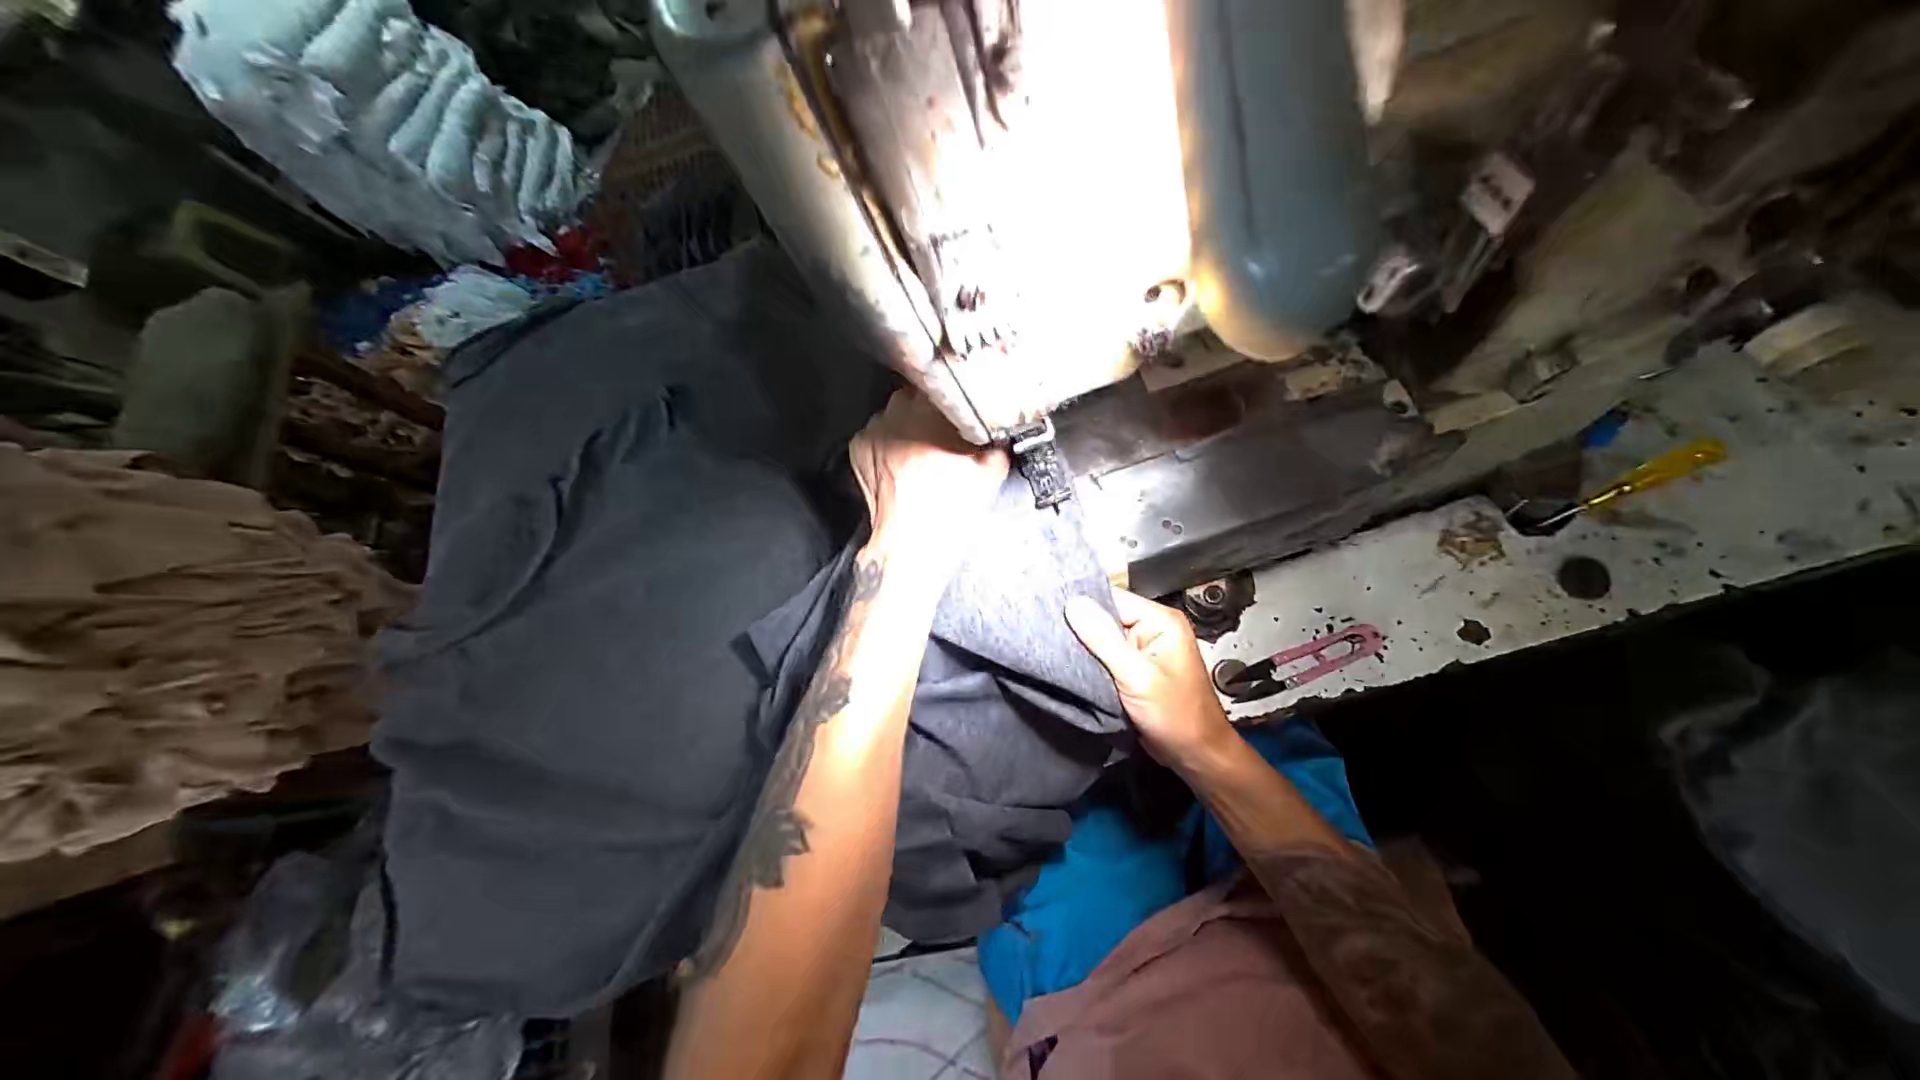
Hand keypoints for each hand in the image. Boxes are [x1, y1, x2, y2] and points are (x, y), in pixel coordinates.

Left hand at [849, 389, 1008, 568]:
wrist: (912, 542)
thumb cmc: (950, 508)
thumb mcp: (992, 470)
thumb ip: (997, 440)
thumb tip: (999, 429)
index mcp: (934, 407)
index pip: (946, 383)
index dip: (955, 399)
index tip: (961, 414)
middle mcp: (899, 408)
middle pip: (918, 397)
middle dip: (930, 413)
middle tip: (944, 437)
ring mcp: (874, 426)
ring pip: (896, 415)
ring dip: (907, 427)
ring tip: (922, 455)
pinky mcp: (858, 445)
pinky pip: (877, 435)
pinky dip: (888, 444)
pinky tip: (902, 466)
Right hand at [1065, 588, 1235, 770]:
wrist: (1196, 756)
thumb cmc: (1176, 716)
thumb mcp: (1137, 675)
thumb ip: (1104, 640)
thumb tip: (1073, 603)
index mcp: (1161, 621)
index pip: (1112, 598)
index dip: (1082, 606)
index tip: (1051, 616)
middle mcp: (1152, 629)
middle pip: (1105, 616)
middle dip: (1081, 630)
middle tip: (1050, 638)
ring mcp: (1143, 650)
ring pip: (1102, 639)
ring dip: (1084, 649)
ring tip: (1059, 655)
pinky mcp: (1134, 669)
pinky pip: (1105, 658)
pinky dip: (1091, 664)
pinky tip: (1074, 669)